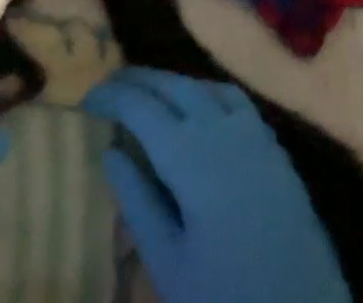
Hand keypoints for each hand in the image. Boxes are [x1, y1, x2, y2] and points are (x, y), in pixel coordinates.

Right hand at [82, 68, 351, 302]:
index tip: (84, 102)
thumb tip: (110, 151)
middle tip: (108, 89)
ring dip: (173, 82)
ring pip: (206, 86)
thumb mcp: (167, 260)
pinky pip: (238, 103)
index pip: (138, 105)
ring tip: (148, 95)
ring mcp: (256, 139)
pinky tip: (200, 113)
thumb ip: (136, 200)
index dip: (108, 96)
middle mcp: (221, 131)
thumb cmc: (227, 295)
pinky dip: (208, 93)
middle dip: (137, 81)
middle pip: (173, 85)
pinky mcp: (278, 155)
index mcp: (188, 155)